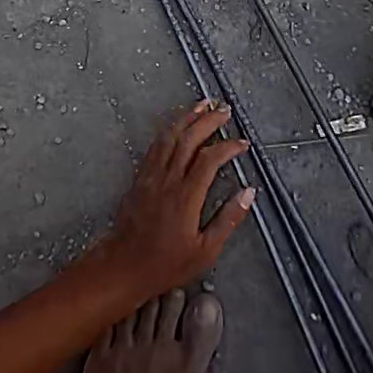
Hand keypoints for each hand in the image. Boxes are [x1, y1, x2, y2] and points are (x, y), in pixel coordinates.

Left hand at [98, 99, 254, 295]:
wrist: (124, 266)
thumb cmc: (166, 264)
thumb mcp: (205, 251)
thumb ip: (228, 219)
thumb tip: (248, 193)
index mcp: (186, 196)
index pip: (210, 159)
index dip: (228, 146)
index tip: (242, 143)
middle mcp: (168, 179)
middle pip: (189, 139)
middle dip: (209, 121)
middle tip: (224, 110)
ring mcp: (151, 175)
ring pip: (170, 136)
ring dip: (187, 117)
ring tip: (202, 105)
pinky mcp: (140, 177)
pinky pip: (155, 146)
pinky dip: (169, 130)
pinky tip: (176, 125)